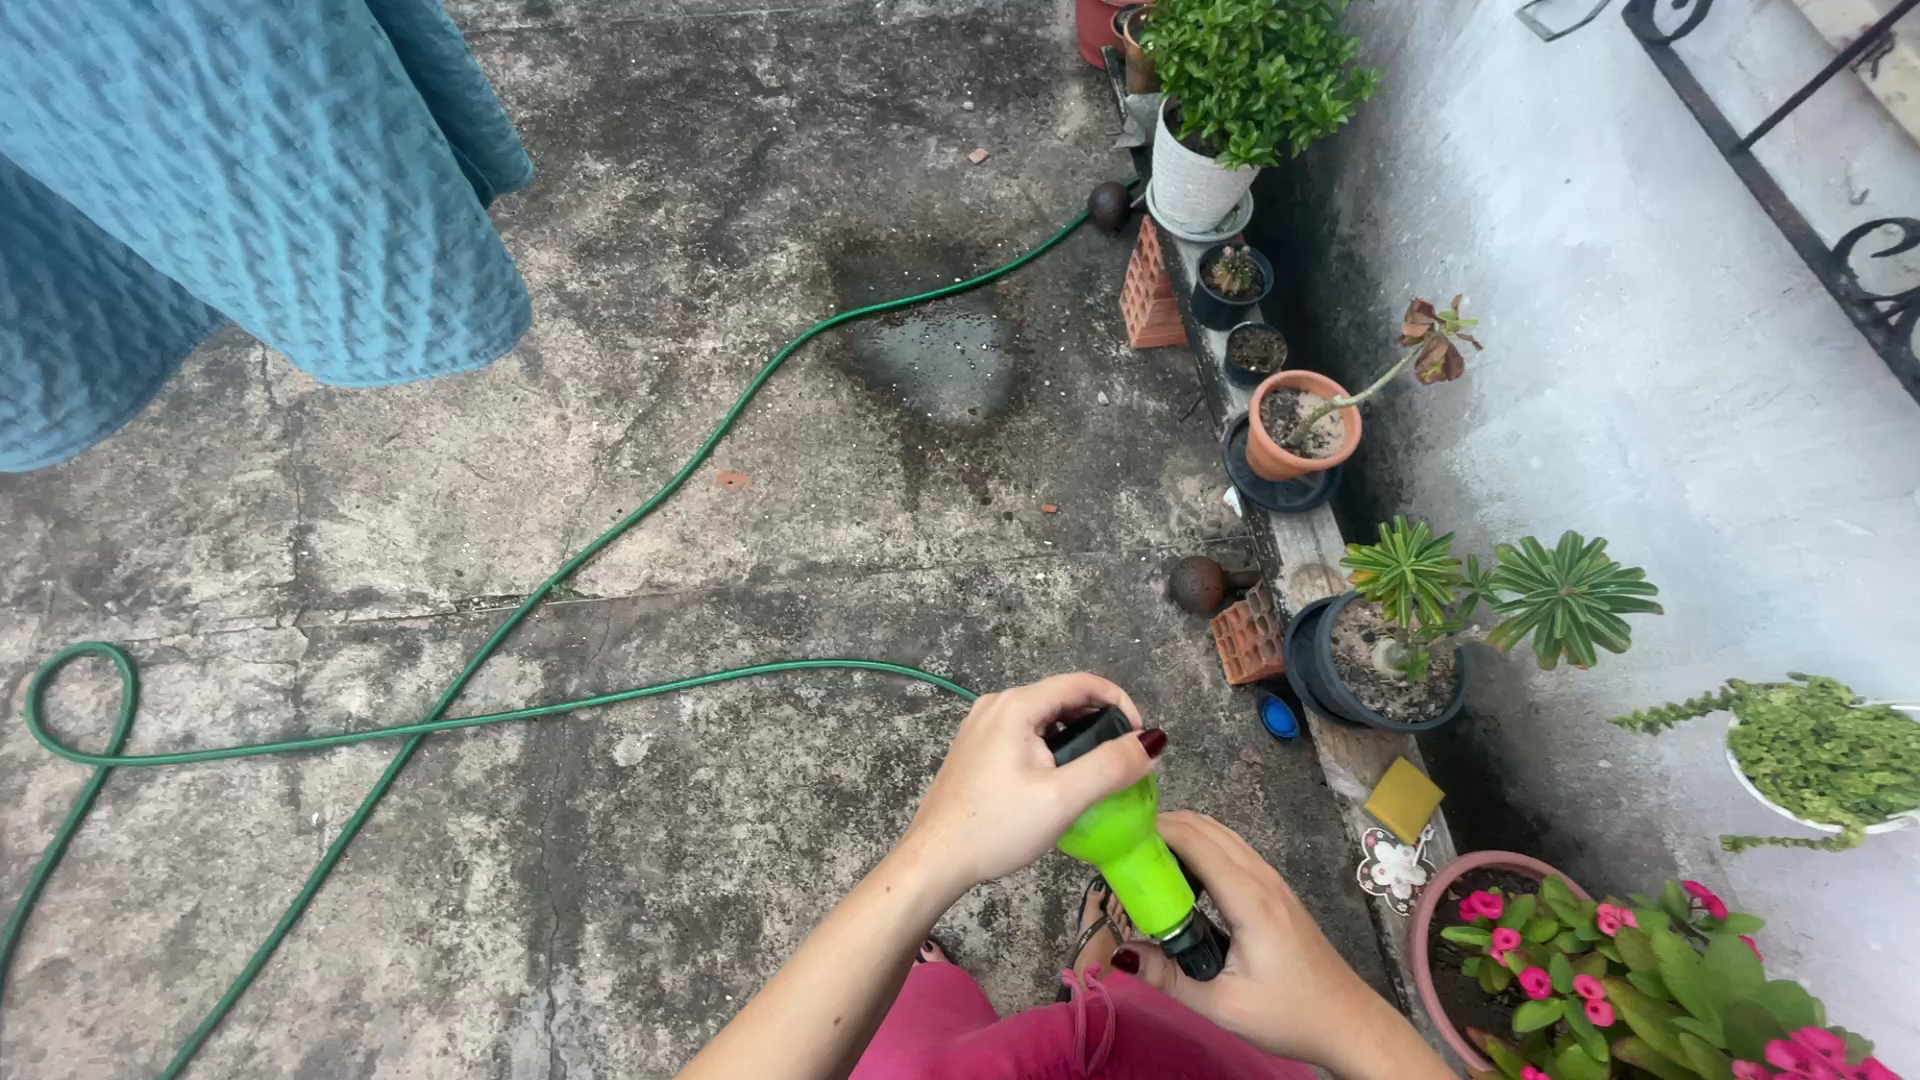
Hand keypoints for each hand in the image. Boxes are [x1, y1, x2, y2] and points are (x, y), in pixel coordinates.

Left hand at [899, 673, 1161, 896]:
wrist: (935, 859)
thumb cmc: (997, 827)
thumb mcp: (1063, 798)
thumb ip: (1111, 766)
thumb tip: (1153, 742)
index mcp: (1017, 705)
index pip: (1083, 683)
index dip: (1121, 703)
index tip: (1141, 740)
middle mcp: (997, 703)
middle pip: (1063, 697)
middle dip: (1100, 722)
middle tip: (1123, 761)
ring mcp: (982, 724)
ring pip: (1044, 716)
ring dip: (1076, 735)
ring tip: (1096, 773)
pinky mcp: (976, 746)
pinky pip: (1025, 732)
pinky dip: (1051, 746)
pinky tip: (1058, 779)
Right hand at [1116, 812, 1434, 1076]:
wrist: (1350, 1023)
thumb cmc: (1290, 1014)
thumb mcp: (1224, 1006)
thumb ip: (1169, 978)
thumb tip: (1120, 953)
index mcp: (1248, 898)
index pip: (1195, 840)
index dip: (1155, 829)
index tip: (1118, 837)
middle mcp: (1259, 875)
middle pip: (1204, 826)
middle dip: (1161, 825)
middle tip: (1122, 844)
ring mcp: (1269, 876)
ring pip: (1218, 831)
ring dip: (1181, 831)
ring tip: (1143, 854)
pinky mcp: (1272, 885)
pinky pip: (1229, 846)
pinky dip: (1199, 843)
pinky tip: (1180, 870)